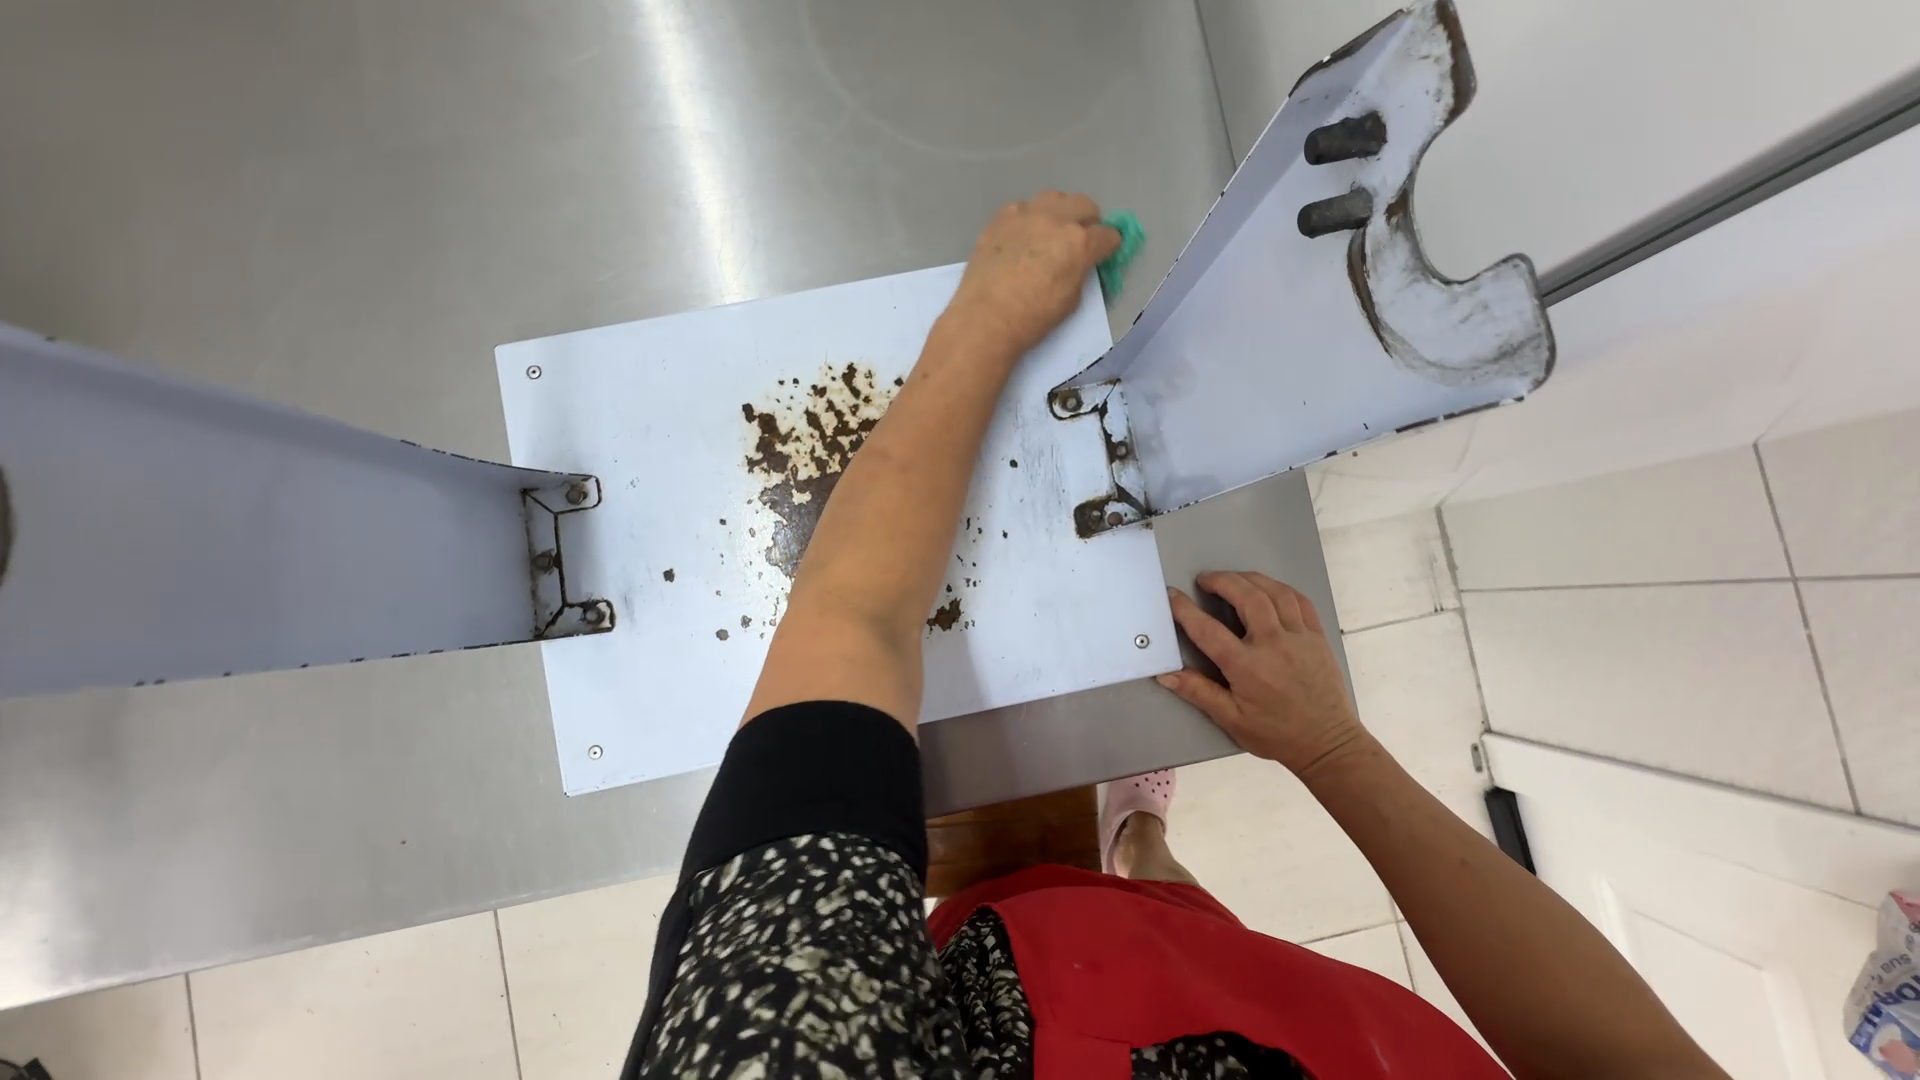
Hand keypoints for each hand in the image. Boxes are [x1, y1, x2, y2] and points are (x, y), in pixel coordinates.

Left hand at [944, 191, 1121, 355]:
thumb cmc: (1031, 318)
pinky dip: (1030, 217)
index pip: (1108, 234)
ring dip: (1060, 212)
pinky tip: (1023, 236)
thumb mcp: (1071, 300)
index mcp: (1079, 243)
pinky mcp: (1001, 218)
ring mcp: (1026, 214)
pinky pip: (1023, 207)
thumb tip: (1079, 263)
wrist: (984, 318)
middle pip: (1084, 204)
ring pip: (1054, 198)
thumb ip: (1080, 272)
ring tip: (1052, 232)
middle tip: (1082, 239)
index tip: (1105, 252)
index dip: (1109, 244)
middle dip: (1089, 220)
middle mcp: (1056, 219)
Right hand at [1158, 572, 1371, 776]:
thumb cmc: (1276, 734)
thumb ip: (1199, 692)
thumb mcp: (1232, 720)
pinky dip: (1280, 588)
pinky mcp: (1318, 637)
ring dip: (1250, 579)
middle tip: (1204, 579)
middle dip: (1222, 580)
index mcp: (1247, 667)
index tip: (1171, 594)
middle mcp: (1274, 644)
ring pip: (1275, 592)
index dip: (1185, 609)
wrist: (1328, 743)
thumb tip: (1166, 675)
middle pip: (1246, 597)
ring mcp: (1300, 637)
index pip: (1208, 629)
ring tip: (1233, 578)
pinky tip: (1267, 589)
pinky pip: (1300, 601)